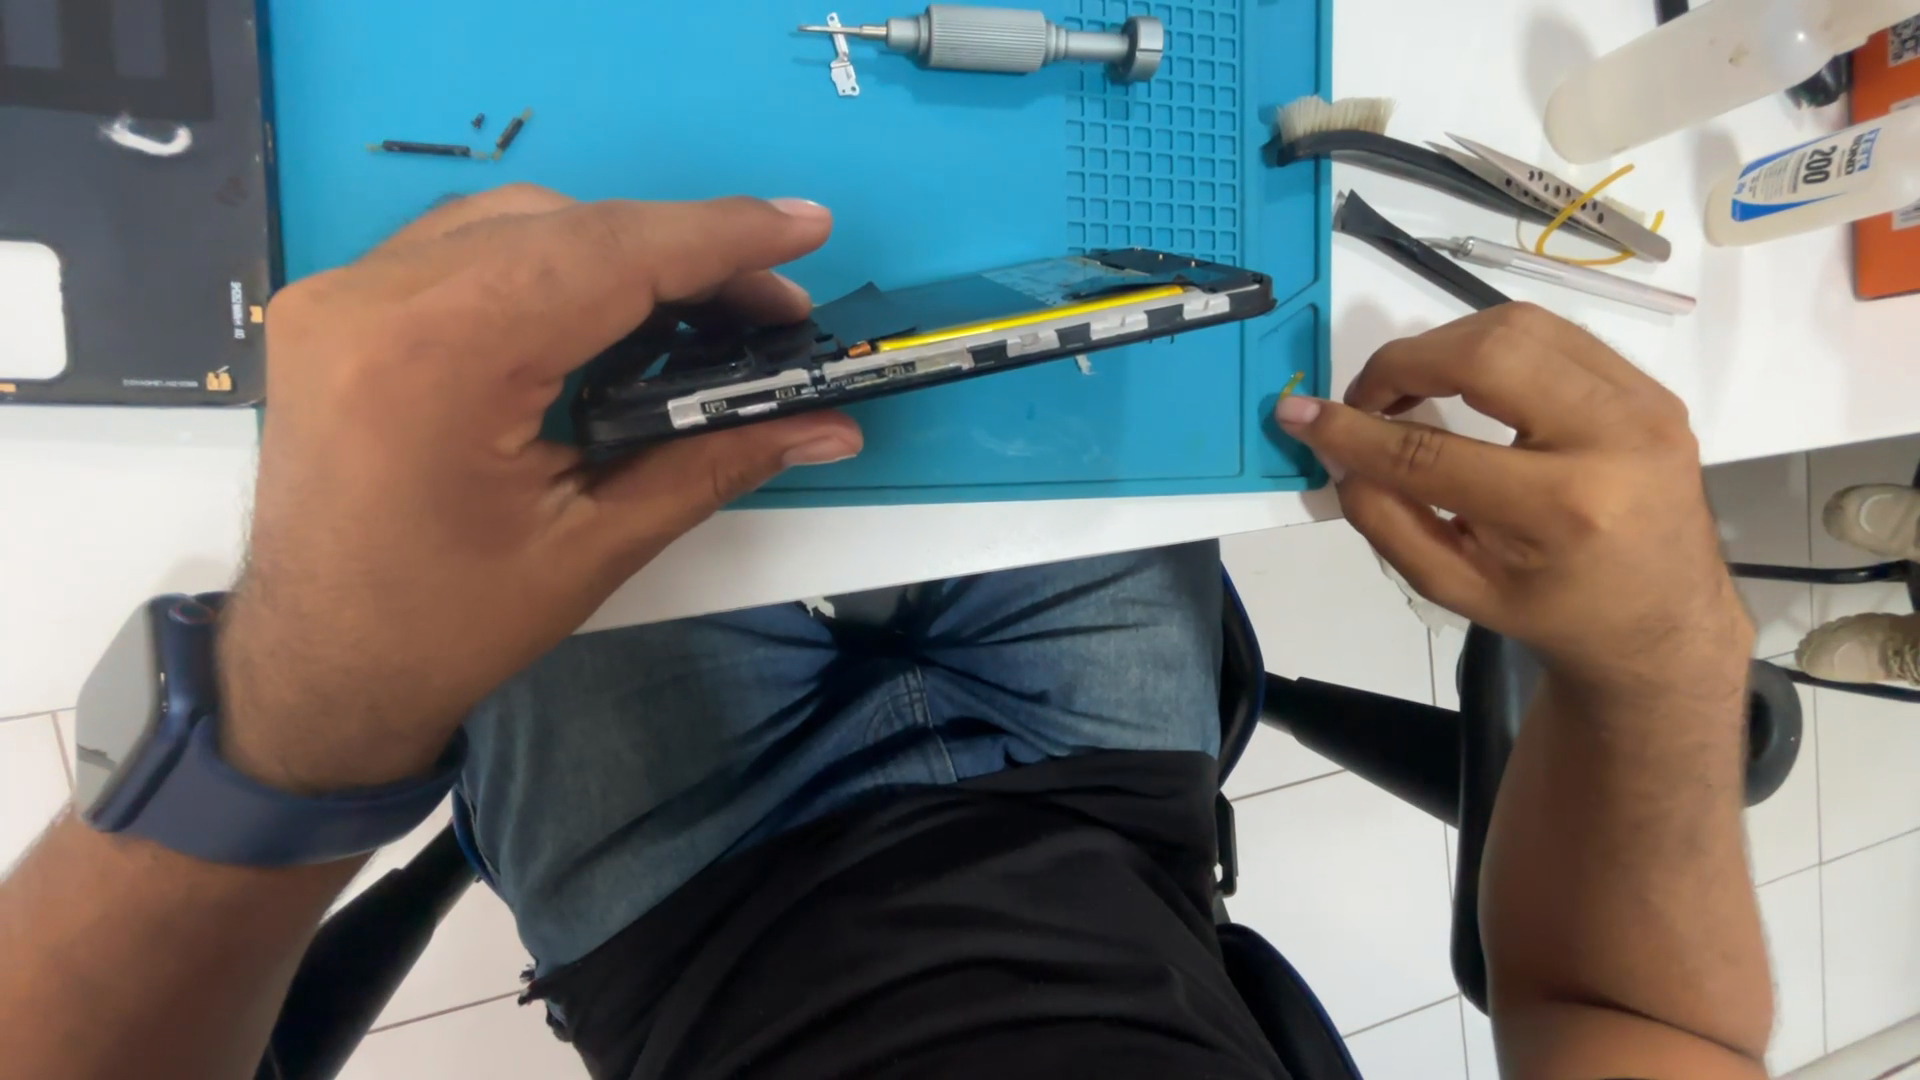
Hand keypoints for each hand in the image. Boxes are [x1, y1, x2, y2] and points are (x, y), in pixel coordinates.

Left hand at [218, 185, 862, 793]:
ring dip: (633, 255)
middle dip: (690, 255)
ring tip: (714, 313)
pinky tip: (625, 315)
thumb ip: (721, 463)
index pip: (608, 256)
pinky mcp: (350, 306)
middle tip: (776, 306)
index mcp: (440, 359)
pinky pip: (481, 249)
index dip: (720, 238)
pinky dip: (571, 266)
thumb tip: (833, 428)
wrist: (323, 666)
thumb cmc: (459, 622)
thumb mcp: (604, 543)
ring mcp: (348, 292)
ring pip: (527, 224)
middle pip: (572, 227)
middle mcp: (377, 296)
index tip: (807, 229)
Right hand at [1275, 304, 1751, 699]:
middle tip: (1365, 402)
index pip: (1430, 452)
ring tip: (1405, 392)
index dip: (1351, 430)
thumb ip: (1384, 519)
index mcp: (1561, 509)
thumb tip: (1335, 450)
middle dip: (1401, 365)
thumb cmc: (1544, 608)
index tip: (1297, 415)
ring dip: (1439, 348)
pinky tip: (1455, 382)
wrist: (1658, 616)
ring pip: (1519, 326)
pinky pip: (1549, 333)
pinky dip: (1482, 347)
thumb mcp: (1449, 586)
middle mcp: (1614, 438)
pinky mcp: (1647, 386)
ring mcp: (1642, 402)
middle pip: (1488, 353)